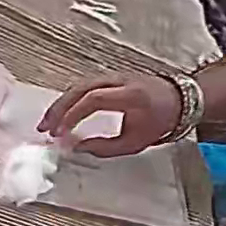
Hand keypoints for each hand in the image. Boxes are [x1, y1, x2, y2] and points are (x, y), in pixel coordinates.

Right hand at [36, 77, 181, 156]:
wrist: (181, 100)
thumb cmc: (160, 121)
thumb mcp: (135, 142)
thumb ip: (104, 147)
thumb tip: (76, 148)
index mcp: (130, 95)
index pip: (93, 99)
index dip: (72, 115)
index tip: (60, 133)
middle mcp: (120, 81)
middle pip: (80, 89)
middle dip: (59, 109)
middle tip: (44, 128)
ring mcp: (114, 77)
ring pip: (78, 86)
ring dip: (60, 105)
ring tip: (47, 124)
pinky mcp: (110, 79)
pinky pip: (84, 87)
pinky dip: (69, 100)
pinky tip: (60, 114)